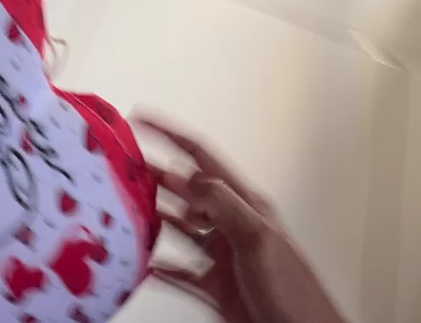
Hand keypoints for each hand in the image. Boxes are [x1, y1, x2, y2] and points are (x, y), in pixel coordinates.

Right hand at [139, 119, 347, 322]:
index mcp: (244, 205)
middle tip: (121, 165)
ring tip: (124, 205)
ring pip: (177, 225)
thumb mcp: (259, 240)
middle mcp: (230, 224)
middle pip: (184, 189)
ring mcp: (221, 256)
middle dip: (152, 173)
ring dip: (151, 215)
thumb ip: (222, 204)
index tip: (141, 120)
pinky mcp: (214, 287)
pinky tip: (140, 260)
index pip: (201, 157)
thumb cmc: (298, 299)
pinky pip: (176, 269)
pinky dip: (156, 263)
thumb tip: (186, 177)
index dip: (169, 135)